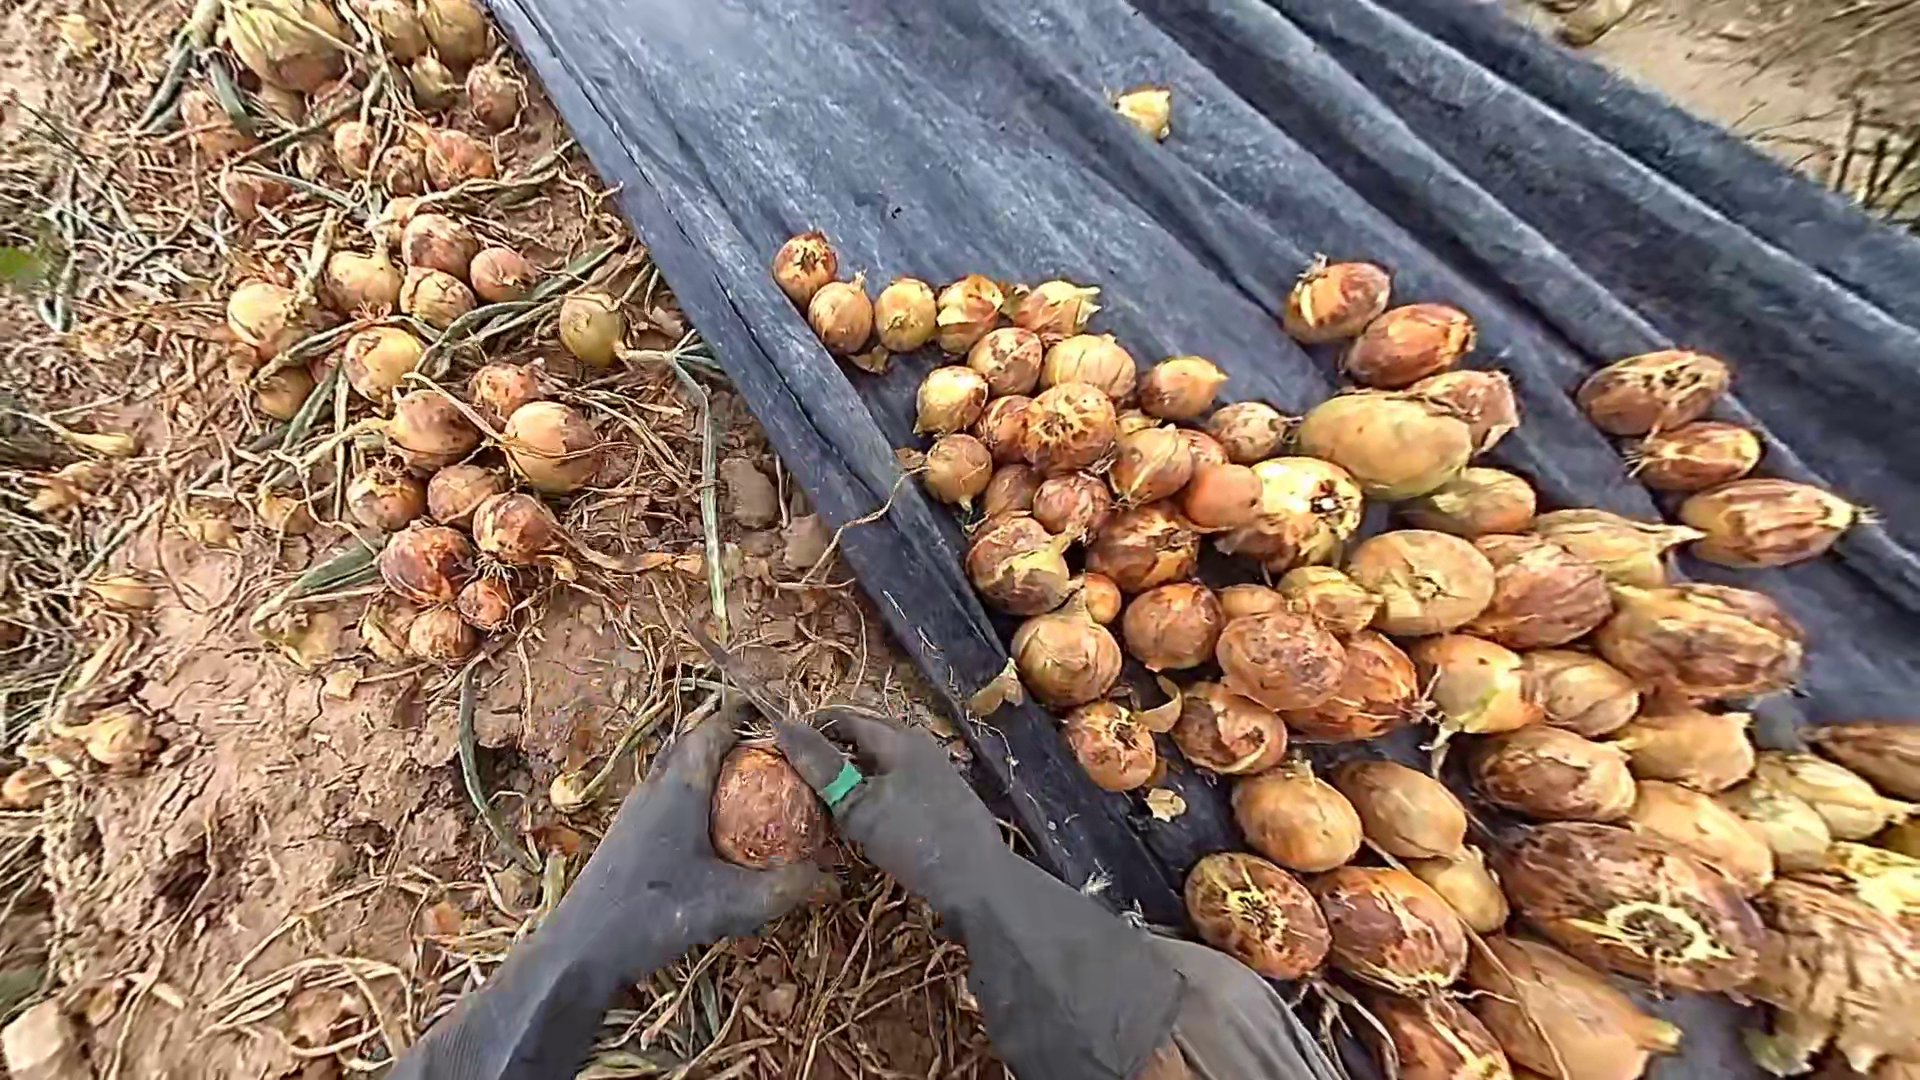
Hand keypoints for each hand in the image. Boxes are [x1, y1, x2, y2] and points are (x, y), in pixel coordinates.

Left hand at [548, 707, 825, 979]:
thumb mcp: (727, 904)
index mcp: (681, 785)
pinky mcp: (631, 829)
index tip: (779, 716)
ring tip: (754, 777)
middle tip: (776, 748)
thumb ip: (781, 888)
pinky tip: (717, 820)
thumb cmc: (650, 915)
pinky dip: (701, 787)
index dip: (747, 714)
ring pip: (684, 765)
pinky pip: (673, 788)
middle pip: (700, 741)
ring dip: (716, 762)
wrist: (574, 957)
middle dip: (737, 737)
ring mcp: (639, 806)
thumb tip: (832, 878)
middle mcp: (658, 785)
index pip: (716, 728)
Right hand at [775, 709, 1005, 908]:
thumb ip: (823, 767)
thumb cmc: (913, 836)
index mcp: (898, 737)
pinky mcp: (941, 793)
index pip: (847, 718)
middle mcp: (918, 744)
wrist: (977, 877)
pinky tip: (866, 812)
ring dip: (855, 770)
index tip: (786, 748)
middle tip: (803, 773)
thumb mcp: (860, 806)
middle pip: (867, 735)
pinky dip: (875, 786)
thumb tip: (786, 728)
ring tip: (828, 794)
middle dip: (835, 749)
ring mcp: (933, 768)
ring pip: (883, 759)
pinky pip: (898, 778)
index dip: (815, 728)